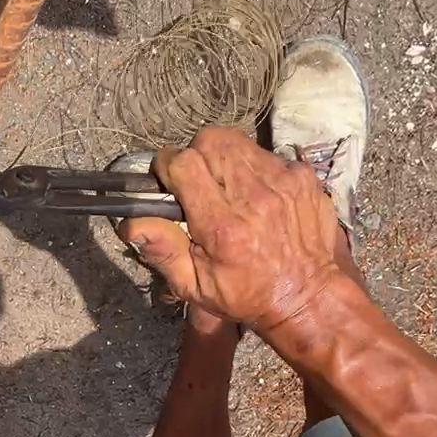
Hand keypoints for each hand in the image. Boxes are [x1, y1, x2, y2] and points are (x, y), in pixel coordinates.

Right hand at [119, 126, 355, 335]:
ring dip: (221, 158)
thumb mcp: (194, 286)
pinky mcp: (301, 176)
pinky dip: (251, 168)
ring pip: (237, 141)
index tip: (167, 181)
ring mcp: (282, 181)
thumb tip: (130, 224)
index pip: (184, 164)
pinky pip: (264, 154)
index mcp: (221, 225)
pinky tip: (253, 196)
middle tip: (194, 183)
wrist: (305, 294)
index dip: (167, 167)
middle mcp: (252, 196)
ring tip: (223, 187)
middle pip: (209, 141)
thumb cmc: (245, 295)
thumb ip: (162, 251)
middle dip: (194, 156)